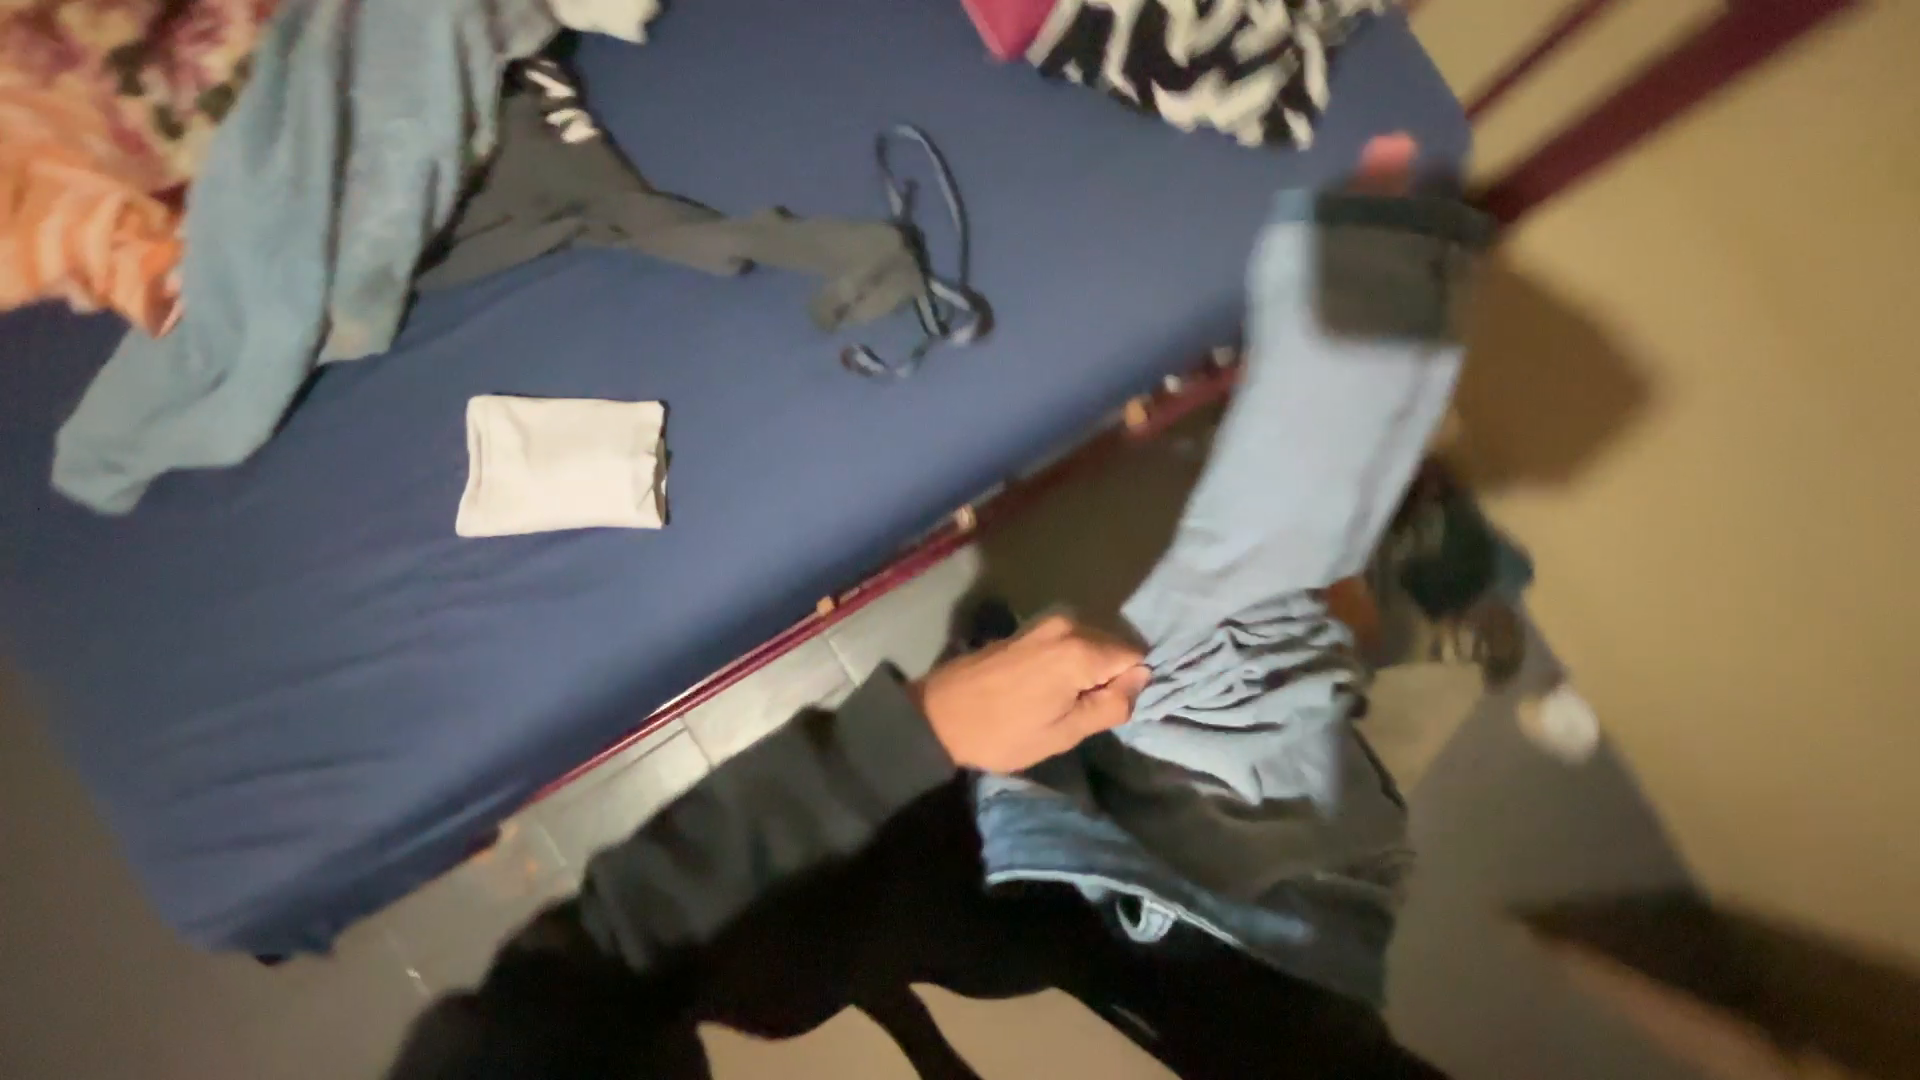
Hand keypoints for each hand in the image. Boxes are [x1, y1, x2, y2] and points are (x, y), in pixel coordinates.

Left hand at [915, 615, 1151, 773]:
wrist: (938, 714)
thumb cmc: (1003, 732)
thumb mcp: (1063, 733)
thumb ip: (1109, 705)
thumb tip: (1142, 678)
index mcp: (1080, 650)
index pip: (1135, 656)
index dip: (1129, 686)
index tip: (1105, 710)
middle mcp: (1067, 625)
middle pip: (1113, 645)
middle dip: (1109, 675)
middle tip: (1083, 710)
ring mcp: (1044, 622)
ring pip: (1090, 642)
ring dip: (1087, 669)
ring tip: (1063, 701)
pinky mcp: (1027, 628)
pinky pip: (1068, 640)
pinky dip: (1068, 661)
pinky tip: (1047, 687)